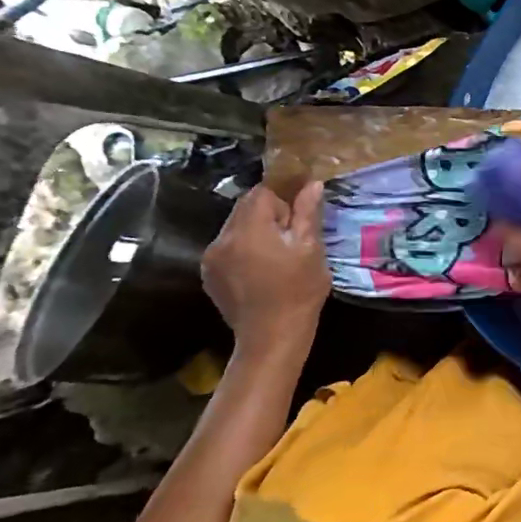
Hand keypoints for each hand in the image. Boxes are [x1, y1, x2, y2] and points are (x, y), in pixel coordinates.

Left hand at [200, 182, 330, 344]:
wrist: (271, 338)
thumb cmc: (299, 292)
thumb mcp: (310, 249)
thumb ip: (307, 212)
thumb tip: (312, 183)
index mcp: (250, 229)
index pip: (262, 192)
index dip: (283, 199)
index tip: (298, 217)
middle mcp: (223, 238)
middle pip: (245, 206)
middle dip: (268, 212)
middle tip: (290, 235)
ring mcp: (212, 257)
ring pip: (235, 226)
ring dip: (254, 229)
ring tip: (275, 253)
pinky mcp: (209, 274)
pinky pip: (226, 246)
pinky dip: (242, 247)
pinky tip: (259, 268)